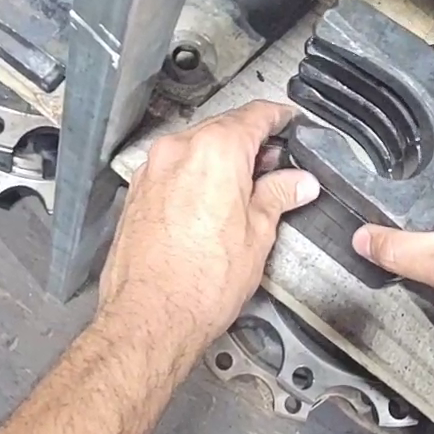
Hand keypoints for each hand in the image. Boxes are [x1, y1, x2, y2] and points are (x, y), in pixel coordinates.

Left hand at [98, 100, 319, 363]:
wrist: (149, 317)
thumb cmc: (199, 284)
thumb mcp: (258, 235)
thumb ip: (278, 196)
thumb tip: (297, 183)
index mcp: (216, 151)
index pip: (254, 116)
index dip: (279, 117)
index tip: (289, 120)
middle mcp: (179, 151)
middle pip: (223, 130)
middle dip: (251, 144)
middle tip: (276, 165)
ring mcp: (152, 171)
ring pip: (196, 150)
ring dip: (221, 162)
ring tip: (244, 192)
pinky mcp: (137, 193)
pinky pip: (174, 171)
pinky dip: (195, 178)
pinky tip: (209, 206)